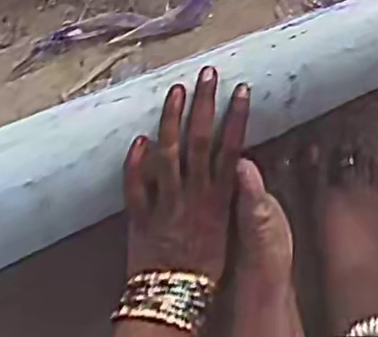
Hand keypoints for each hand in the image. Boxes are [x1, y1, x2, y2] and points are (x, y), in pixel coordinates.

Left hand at [122, 67, 251, 281]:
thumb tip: (239, 160)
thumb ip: (229, 192)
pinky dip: (135, 162)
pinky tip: (138, 138)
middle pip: (201, 140)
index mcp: (219, 197)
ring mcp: (166, 203)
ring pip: (168, 154)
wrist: (172, 304)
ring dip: (172, 119)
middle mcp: (194, 194)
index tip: (242, 88)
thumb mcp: (227, 226)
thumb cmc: (206, 267)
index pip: (231, 147)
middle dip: (205, 103)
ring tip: (176, 89)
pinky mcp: (140, 217)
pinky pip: (135, 186)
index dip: (237, 116)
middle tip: (208, 74)